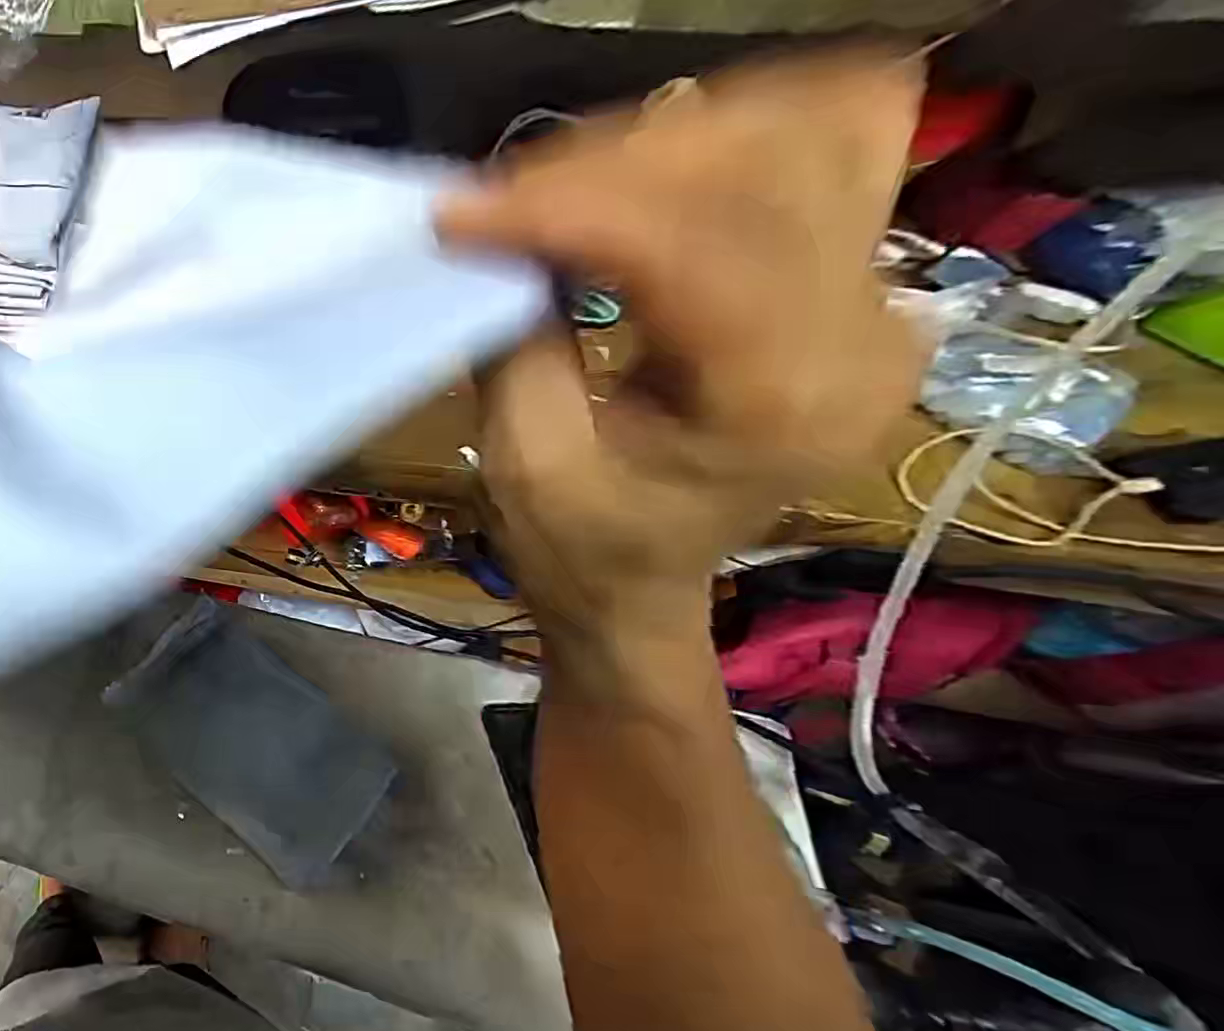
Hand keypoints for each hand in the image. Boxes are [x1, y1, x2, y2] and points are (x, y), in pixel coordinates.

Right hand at [437, 51, 927, 635]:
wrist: (642, 592)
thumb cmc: (580, 552)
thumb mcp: (525, 460)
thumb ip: (521, 337)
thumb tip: (509, 235)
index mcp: (775, 404)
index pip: (691, 244)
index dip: (567, 209)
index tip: (464, 213)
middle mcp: (860, 338)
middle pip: (772, 156)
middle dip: (616, 164)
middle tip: (510, 201)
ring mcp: (876, 303)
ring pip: (811, 127)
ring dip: (668, 144)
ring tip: (566, 191)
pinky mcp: (853, 288)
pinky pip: (812, 156)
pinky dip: (714, 148)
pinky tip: (635, 188)